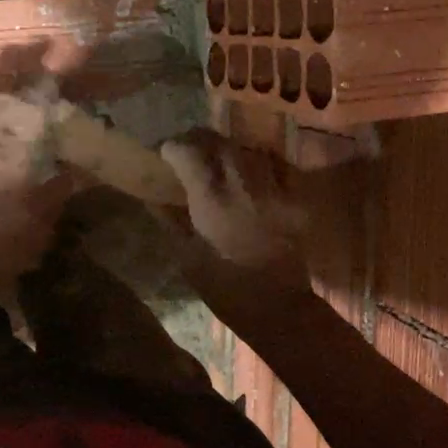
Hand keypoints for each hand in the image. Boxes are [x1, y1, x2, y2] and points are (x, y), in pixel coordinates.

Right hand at [158, 131, 311, 302]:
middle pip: (219, 141)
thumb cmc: (224, 287)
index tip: (164, 154)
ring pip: (248, 149)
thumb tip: (154, 199)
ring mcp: (272, 188)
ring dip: (229, 149)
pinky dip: (258, 163)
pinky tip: (250, 174)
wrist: (278, 307)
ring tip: (218, 160)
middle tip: (188, 151)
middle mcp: (242, 184)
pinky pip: (275, 166)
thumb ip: (171, 221)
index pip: (187, 150)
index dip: (172, 147)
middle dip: (199, 140)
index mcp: (210, 198)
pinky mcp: (293, 199)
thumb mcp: (186, 257)